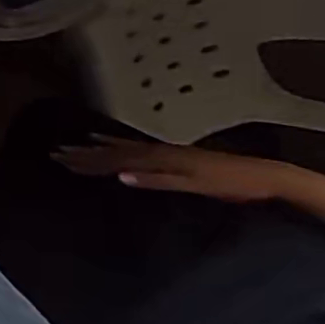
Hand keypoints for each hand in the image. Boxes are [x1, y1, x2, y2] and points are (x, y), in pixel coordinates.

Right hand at [53, 135, 301, 202]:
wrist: (268, 177)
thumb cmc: (232, 186)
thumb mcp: (195, 187)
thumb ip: (157, 181)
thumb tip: (121, 177)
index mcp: (156, 160)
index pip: (112, 161)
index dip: (86, 161)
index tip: (60, 160)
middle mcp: (153, 152)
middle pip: (110, 152)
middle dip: (83, 153)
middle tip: (56, 152)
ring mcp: (161, 150)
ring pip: (119, 147)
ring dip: (94, 147)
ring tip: (72, 143)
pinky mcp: (170, 152)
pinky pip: (133, 144)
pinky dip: (114, 140)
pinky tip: (104, 137)